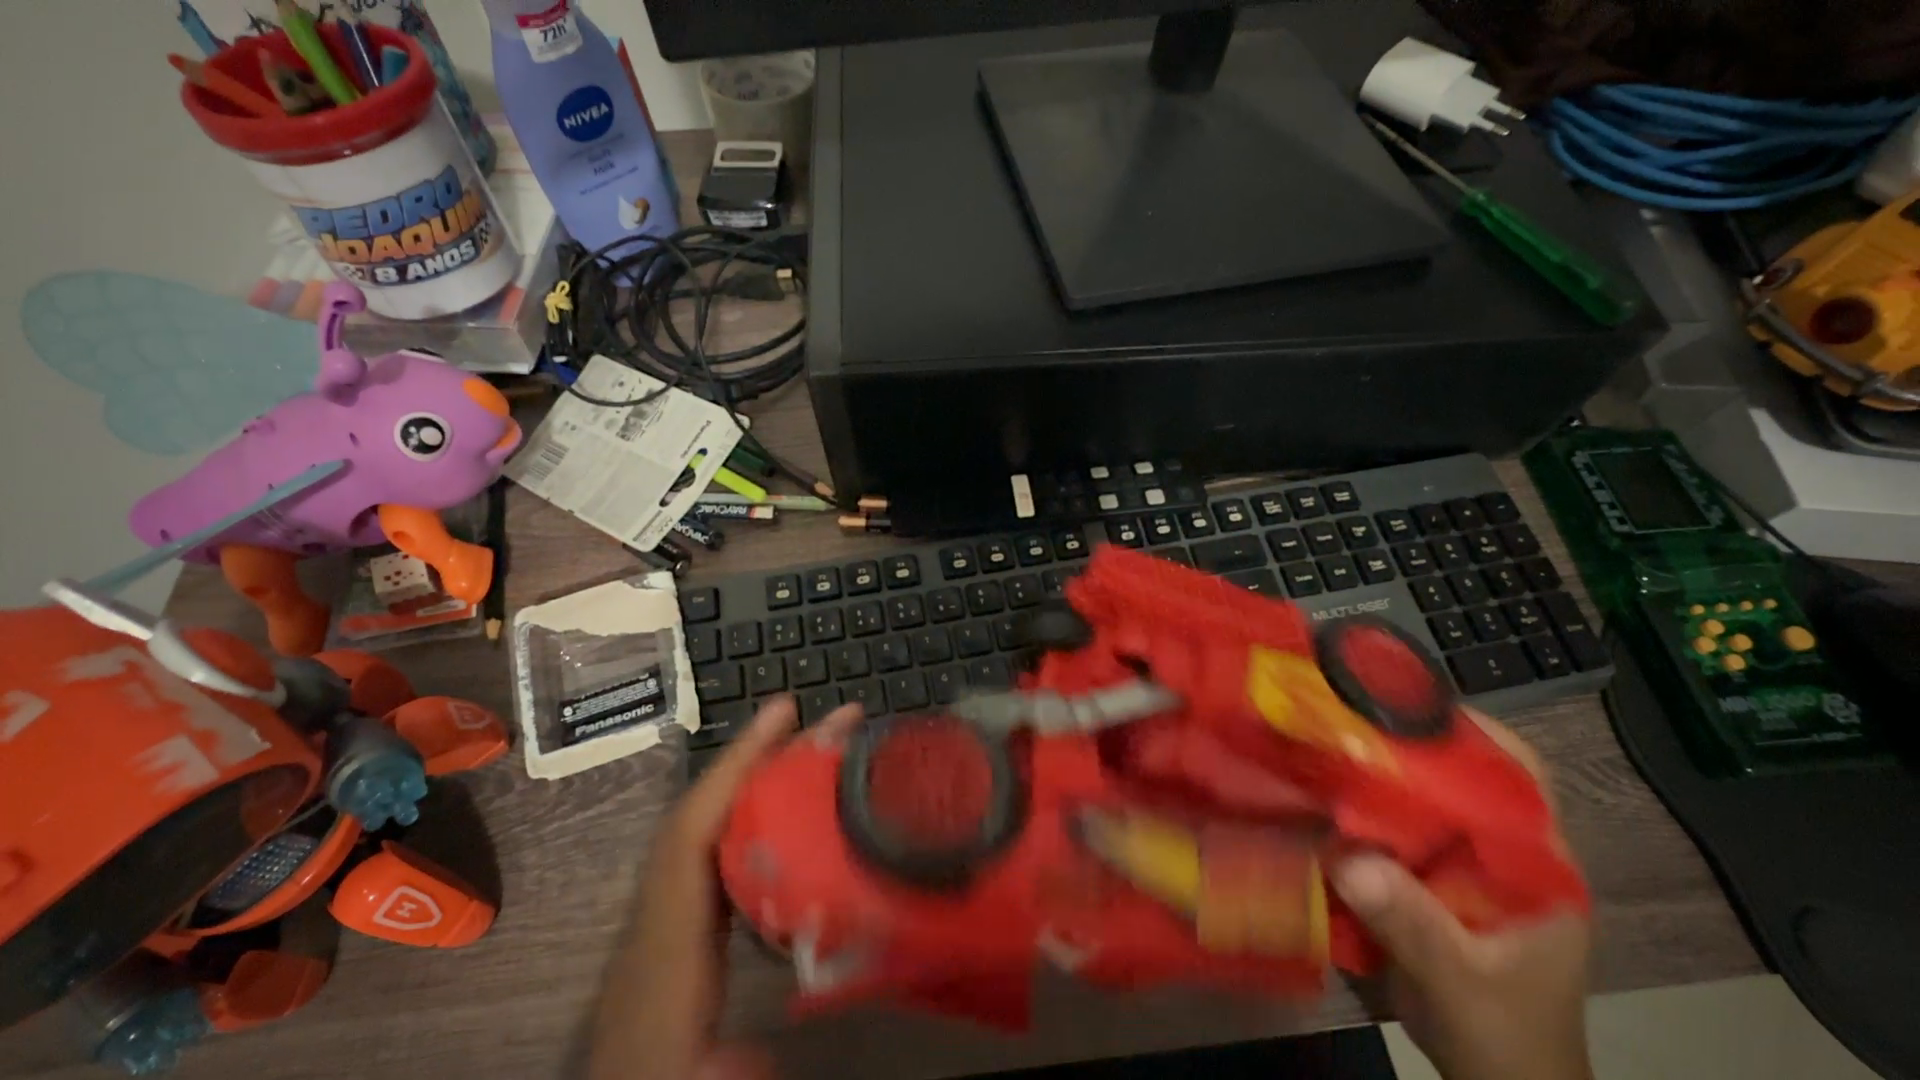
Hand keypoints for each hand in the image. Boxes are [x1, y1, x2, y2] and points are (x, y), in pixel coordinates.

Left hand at [588, 697, 863, 1079]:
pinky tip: (800, 813)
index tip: (781, 714)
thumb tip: (760, 1049)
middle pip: (710, 811)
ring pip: (717, 826)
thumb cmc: (654, 1075)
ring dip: (766, 781)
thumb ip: (718, 1068)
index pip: (693, 831)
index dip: (734, 769)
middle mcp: (668, 905)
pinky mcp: (693, 925)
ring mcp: (677, 911)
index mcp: (668, 933)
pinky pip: (725, 850)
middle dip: (766, 756)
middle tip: (833, 721)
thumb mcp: (682, 1077)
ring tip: (822, 751)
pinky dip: (761, 816)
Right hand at [1330, 710, 1592, 1079]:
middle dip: (1405, 754)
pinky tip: (1321, 816)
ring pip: (1422, 812)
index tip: (1406, 707)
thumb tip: (1345, 859)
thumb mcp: (1462, 982)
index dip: (1472, 734)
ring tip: (1324, 761)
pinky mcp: (1433, 891)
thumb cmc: (1507, 1036)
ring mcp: (1468, 874)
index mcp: (1539, 867)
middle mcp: (1504, 857)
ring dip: (1376, 789)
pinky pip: (1395, 844)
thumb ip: (1412, 924)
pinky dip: (1361, 828)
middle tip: (1344, 728)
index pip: (1519, 776)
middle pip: (1460, 783)